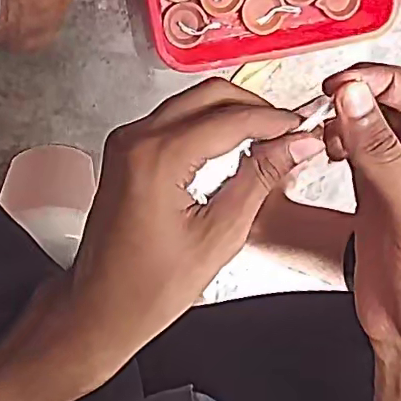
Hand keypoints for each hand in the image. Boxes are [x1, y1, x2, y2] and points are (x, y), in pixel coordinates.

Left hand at [67, 78, 319, 363]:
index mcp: (157, 158)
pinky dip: (206, 123)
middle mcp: (136, 139)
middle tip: (287, 129)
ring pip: (191, 101)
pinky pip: (173, 118)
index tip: (301, 127)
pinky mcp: (125, 149)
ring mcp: (127, 141)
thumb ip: (259, 180)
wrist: (99, 305)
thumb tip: (292, 146)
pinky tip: (232, 143)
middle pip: (209, 94)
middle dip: (254, 106)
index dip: (274, 121)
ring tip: (266, 137)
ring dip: (231, 112)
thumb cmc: (147, 286)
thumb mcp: (219, 235)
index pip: (230, 118)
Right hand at [320, 65, 400, 368]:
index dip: (385, 84)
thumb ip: (383, 155)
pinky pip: (357, 149)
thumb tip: (353, 98)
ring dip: (348, 117)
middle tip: (327, 96)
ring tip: (323, 124)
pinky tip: (327, 144)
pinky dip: (338, 140)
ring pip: (375, 124)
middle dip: (363, 97)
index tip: (345, 80)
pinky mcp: (380, 193)